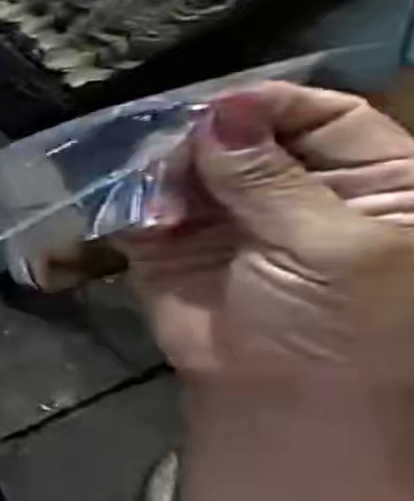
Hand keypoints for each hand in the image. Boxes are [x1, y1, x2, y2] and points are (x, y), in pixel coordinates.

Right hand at [118, 81, 413, 387]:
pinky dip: (129, 205)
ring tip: (156, 207)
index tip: (212, 108)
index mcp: (372, 181)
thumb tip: (220, 112)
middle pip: (239, 136)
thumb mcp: (328, 244)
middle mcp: (294, 188)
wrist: (274, 394)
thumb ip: (269, 178)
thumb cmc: (340, 322)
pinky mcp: (167, 238)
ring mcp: (225, 213)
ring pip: (182, 167)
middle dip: (199, 143)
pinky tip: (140, 222)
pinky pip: (139, 204)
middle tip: (165, 157)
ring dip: (159, 178)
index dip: (270, 106)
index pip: (324, 116)